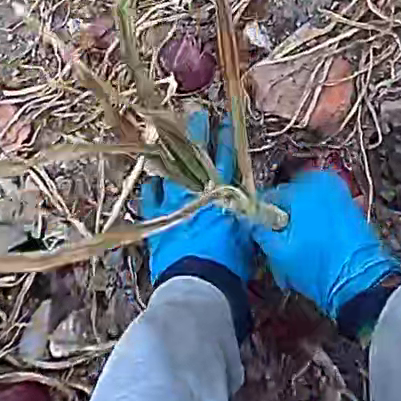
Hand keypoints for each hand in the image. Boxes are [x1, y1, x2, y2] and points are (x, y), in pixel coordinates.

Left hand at [140, 110, 253, 283]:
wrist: (199, 287)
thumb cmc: (230, 265)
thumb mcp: (247, 237)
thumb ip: (247, 216)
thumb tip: (250, 205)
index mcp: (224, 195)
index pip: (227, 159)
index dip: (226, 140)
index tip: (224, 122)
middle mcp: (198, 194)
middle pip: (199, 157)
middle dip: (199, 135)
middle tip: (196, 114)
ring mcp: (174, 205)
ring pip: (172, 170)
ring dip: (171, 151)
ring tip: (167, 132)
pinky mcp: (157, 222)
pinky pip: (151, 197)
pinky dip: (151, 185)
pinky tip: (150, 175)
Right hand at [249, 170, 398, 320]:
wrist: (359, 282)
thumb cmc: (319, 268)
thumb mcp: (281, 253)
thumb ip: (261, 232)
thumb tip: (250, 222)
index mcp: (303, 190)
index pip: (270, 195)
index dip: (261, 214)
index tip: (258, 229)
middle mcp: (322, 184)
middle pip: (290, 196)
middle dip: (282, 216)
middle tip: (278, 240)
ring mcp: (339, 193)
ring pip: (307, 201)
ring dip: (299, 218)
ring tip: (297, 244)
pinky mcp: (350, 206)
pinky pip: (324, 206)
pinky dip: (315, 219)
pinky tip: (313, 243)